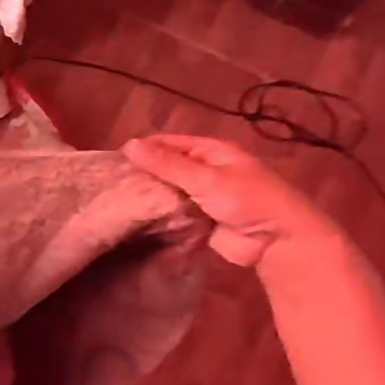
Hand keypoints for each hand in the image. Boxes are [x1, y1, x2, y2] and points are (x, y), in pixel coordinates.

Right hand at [122, 135, 341, 268]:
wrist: (276, 241)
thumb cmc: (246, 200)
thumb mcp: (205, 178)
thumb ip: (166, 164)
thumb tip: (128, 145)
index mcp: (211, 152)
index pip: (168, 143)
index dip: (143, 149)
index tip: (112, 161)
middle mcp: (204, 170)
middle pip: (165, 167)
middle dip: (142, 174)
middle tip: (109, 183)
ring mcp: (201, 196)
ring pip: (166, 192)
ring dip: (147, 196)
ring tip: (113, 200)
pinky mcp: (197, 220)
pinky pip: (172, 213)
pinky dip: (156, 215)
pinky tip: (132, 217)